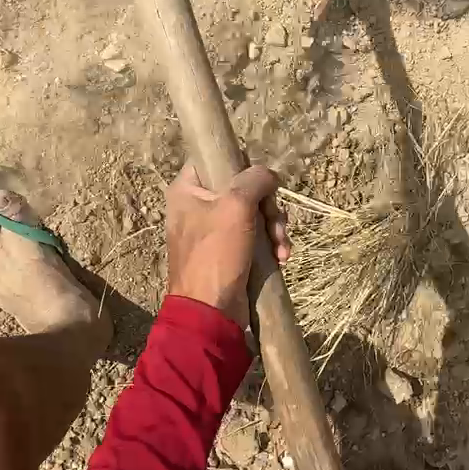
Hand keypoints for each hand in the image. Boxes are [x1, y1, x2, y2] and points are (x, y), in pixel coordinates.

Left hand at [164, 163, 288, 327]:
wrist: (211, 312)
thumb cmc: (215, 254)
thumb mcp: (236, 206)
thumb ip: (255, 179)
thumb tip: (270, 175)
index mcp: (187, 189)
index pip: (216, 157)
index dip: (241, 164)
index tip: (259, 180)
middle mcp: (198, 205)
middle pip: (243, 186)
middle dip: (267, 205)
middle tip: (273, 221)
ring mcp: (215, 228)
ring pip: (255, 210)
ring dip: (273, 226)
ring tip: (280, 245)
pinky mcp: (230, 249)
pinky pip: (256, 233)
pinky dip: (270, 242)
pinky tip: (281, 256)